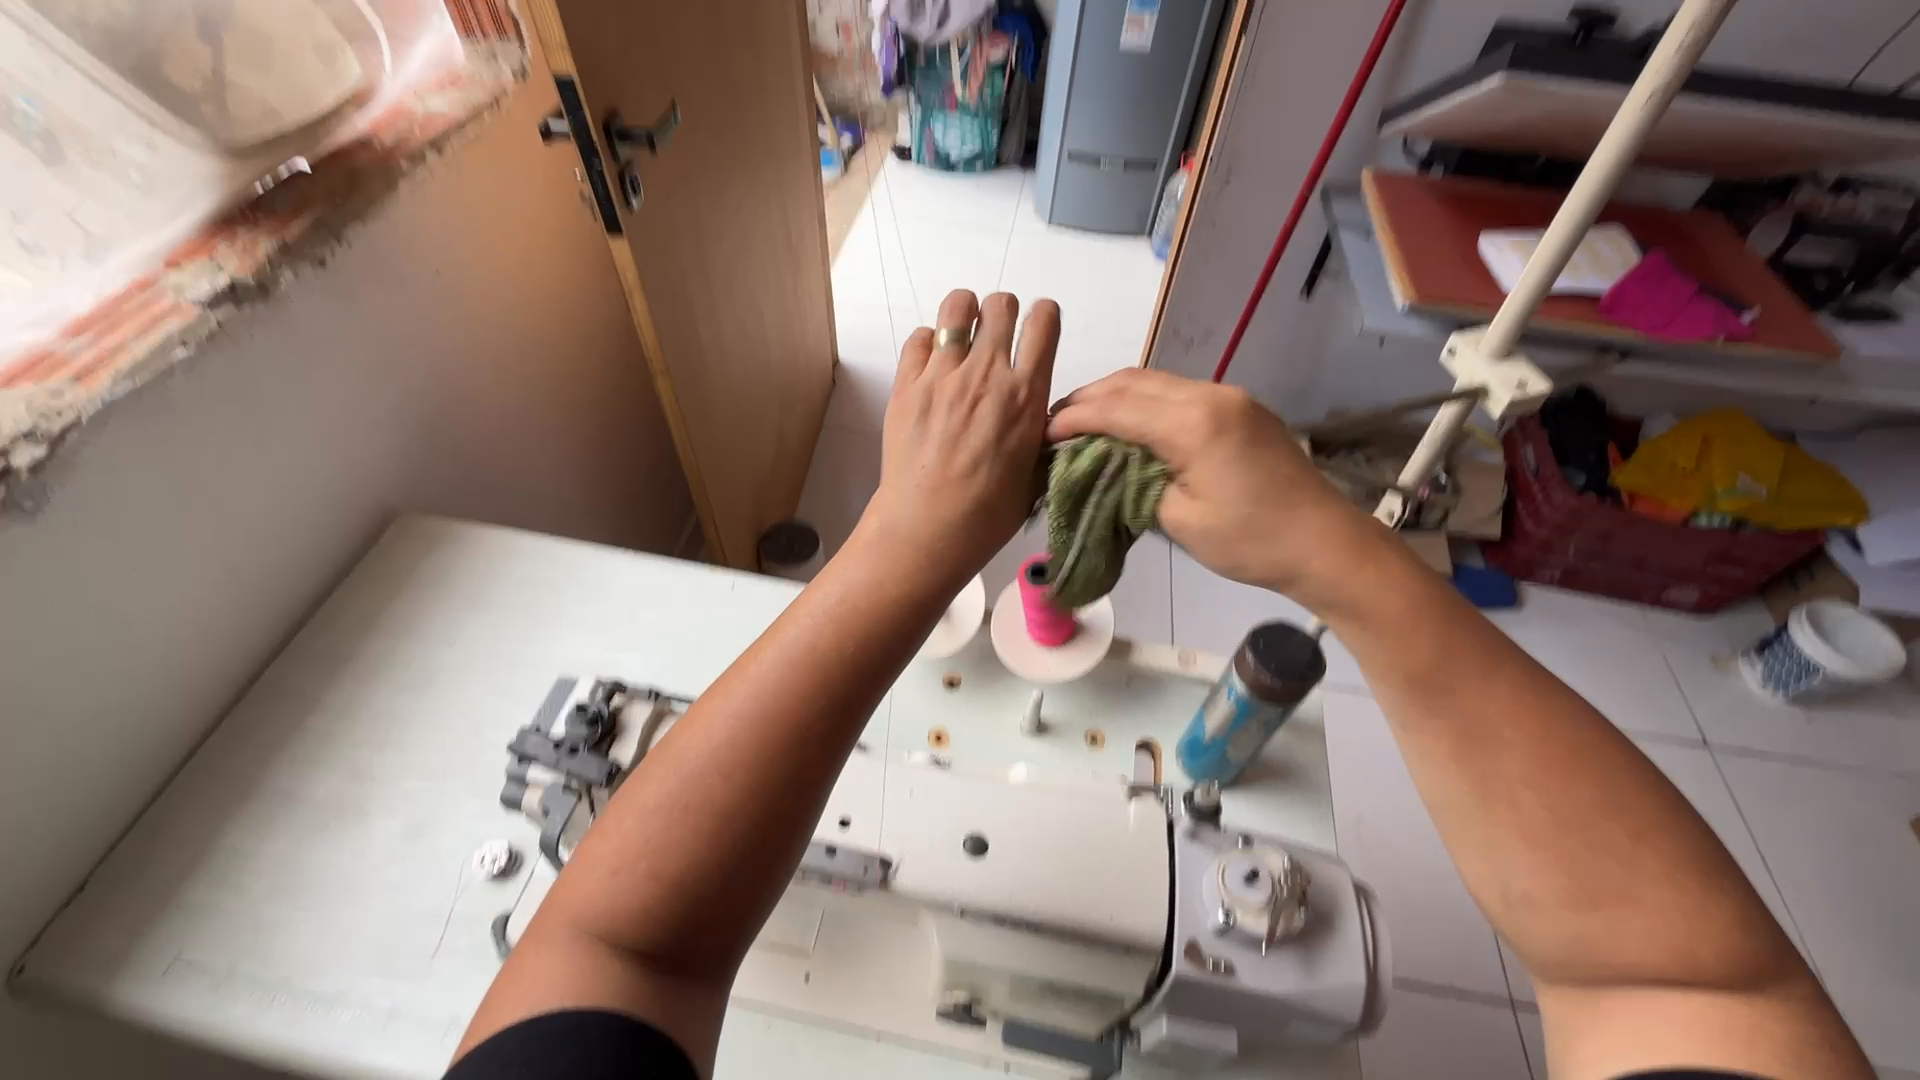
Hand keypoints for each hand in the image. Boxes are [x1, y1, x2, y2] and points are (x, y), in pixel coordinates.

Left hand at [859, 290, 1059, 587]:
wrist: (930, 527)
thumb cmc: (989, 513)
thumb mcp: (1035, 471)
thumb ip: (1038, 432)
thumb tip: (1039, 416)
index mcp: (1027, 395)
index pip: (1044, 321)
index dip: (1043, 316)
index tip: (1037, 327)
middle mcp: (987, 374)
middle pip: (1000, 304)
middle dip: (1002, 313)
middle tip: (995, 338)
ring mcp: (943, 376)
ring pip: (956, 306)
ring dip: (964, 314)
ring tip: (961, 338)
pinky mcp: (906, 385)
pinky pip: (919, 337)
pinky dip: (929, 343)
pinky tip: (931, 366)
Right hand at [1047, 369, 1382, 606]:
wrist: (1324, 543)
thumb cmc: (1251, 541)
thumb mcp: (1179, 521)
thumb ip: (1134, 484)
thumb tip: (1106, 468)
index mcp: (1194, 423)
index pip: (1117, 408)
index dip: (1075, 418)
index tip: (1042, 433)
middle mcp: (1210, 395)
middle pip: (1133, 382)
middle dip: (1089, 399)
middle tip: (1055, 424)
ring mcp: (1229, 397)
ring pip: (1156, 382)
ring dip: (1116, 397)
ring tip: (1084, 422)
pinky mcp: (1240, 408)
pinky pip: (1179, 393)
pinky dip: (1144, 404)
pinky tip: (1128, 425)